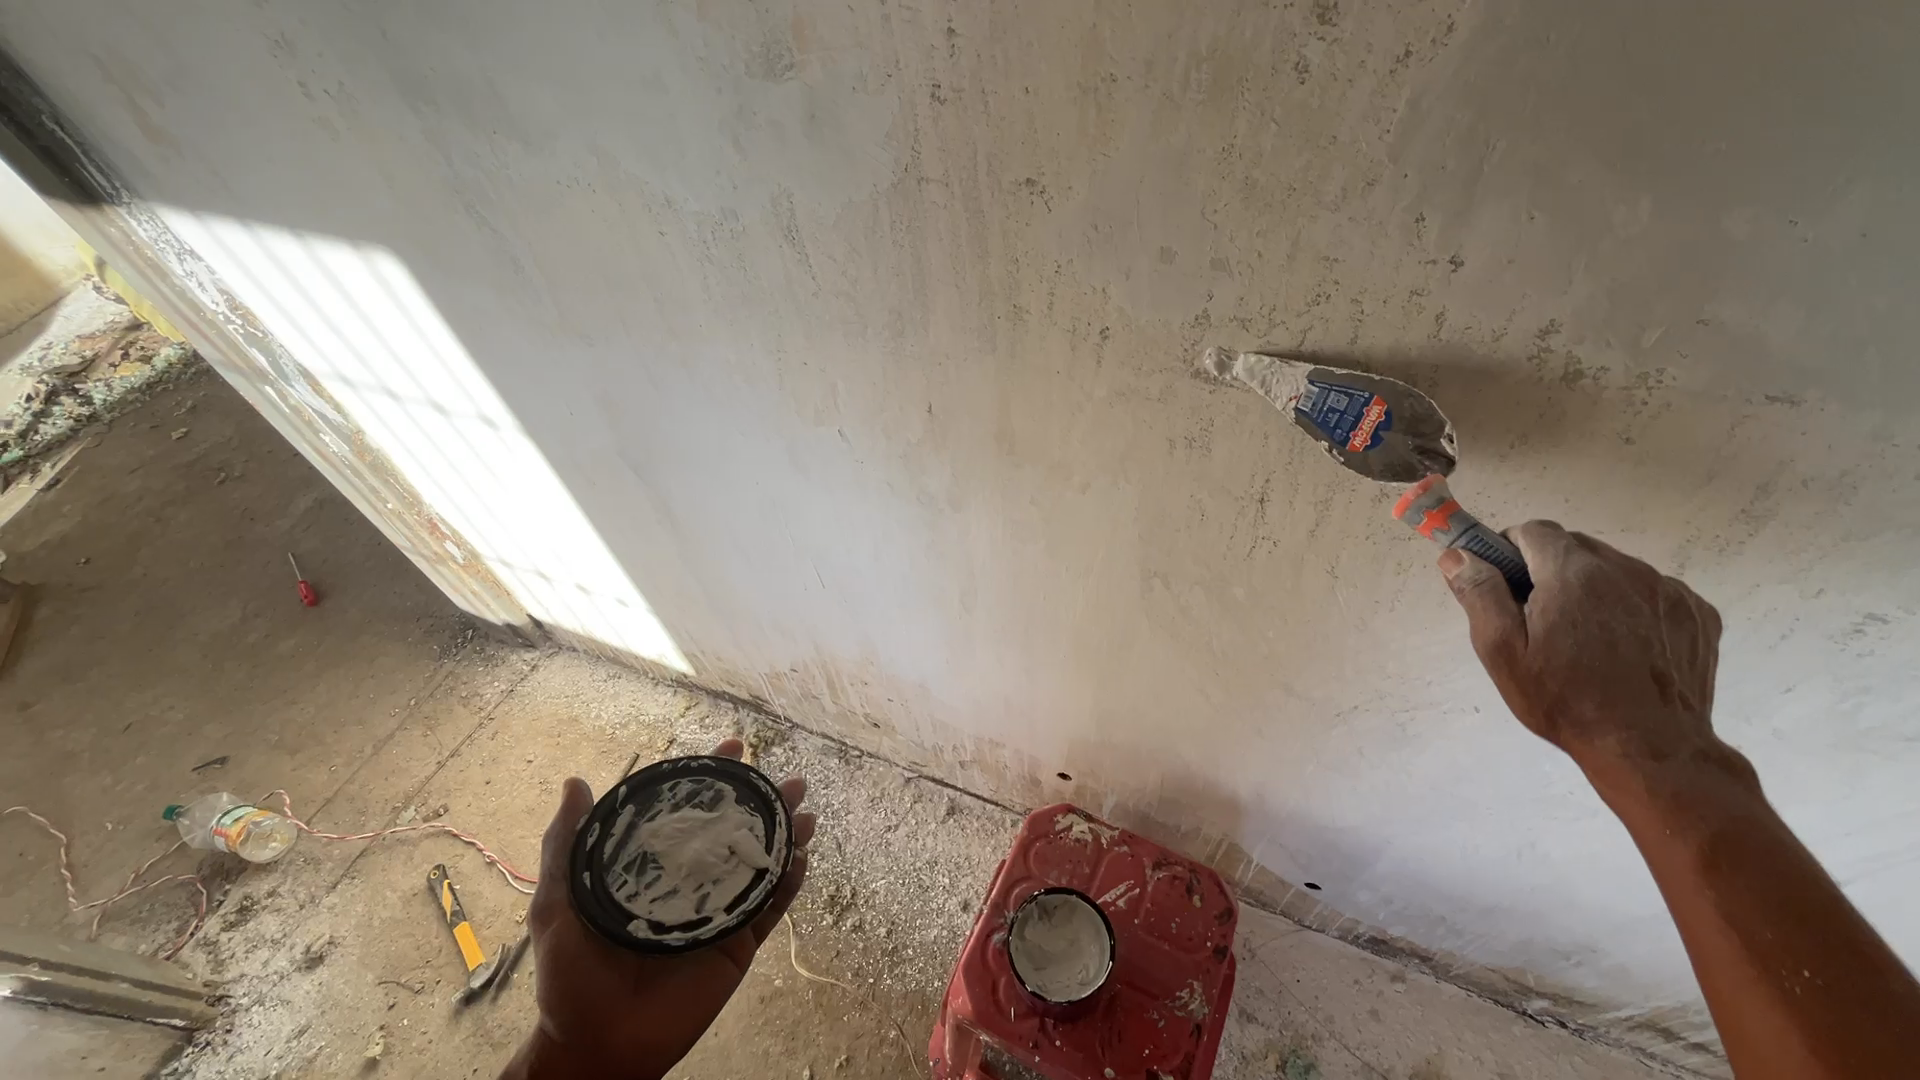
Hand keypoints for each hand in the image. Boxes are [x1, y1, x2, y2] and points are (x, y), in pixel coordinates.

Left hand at [503, 739, 815, 1079]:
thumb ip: (565, 846)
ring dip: (787, 836)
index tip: (733, 747)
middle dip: (765, 803)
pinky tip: (801, 858)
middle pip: (735, 833)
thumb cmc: (571, 977)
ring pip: (761, 865)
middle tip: (789, 780)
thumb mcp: (557, 905)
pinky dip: (789, 883)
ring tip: (806, 812)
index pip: (688, 812)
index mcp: (654, 866)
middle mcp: (692, 881)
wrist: (597, 1046)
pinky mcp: (738, 945)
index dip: (711, 778)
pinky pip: (769, 910)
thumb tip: (575, 782)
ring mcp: (719, 912)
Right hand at [1438, 522, 1729, 776]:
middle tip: (1536, 615)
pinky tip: (1623, 646)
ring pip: (1613, 568)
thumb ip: (1479, 593)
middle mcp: (1625, 569)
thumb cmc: (1562, 699)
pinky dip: (1630, 606)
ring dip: (1591, 586)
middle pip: (1574, 546)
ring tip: (1583, 637)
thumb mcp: (1501, 650)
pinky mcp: (1698, 613)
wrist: (1650, 748)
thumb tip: (1457, 555)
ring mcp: (1668, 590)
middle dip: (1548, 568)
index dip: (1509, 548)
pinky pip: (1649, 591)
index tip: (1501, 580)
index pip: (1533, 530)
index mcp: (1573, 573)